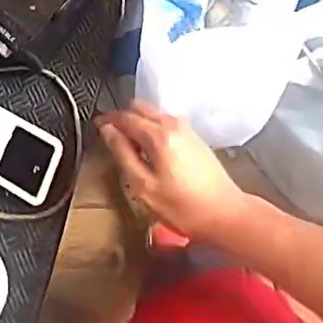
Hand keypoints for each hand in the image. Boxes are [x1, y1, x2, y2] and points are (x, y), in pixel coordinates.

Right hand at [97, 100, 255, 242]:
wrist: (226, 215)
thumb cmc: (184, 207)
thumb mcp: (144, 186)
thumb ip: (123, 154)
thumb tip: (108, 131)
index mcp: (158, 134)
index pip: (125, 116)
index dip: (107, 120)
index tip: (96, 128)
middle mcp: (173, 123)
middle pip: (140, 107)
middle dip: (123, 117)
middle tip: (111, 137)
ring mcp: (186, 128)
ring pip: (153, 113)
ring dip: (138, 122)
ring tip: (130, 147)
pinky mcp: (194, 137)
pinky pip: (165, 122)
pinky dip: (152, 128)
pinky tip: (150, 151)